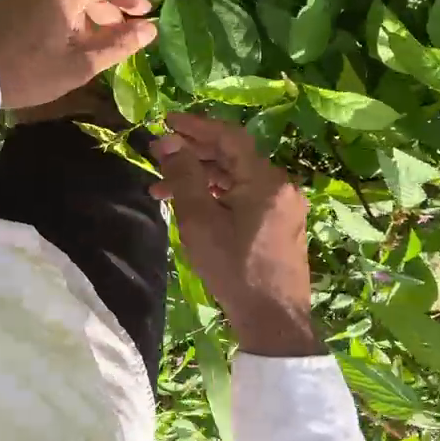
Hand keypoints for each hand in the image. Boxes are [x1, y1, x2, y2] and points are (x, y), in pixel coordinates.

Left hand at [0, 0, 155, 109]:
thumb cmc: (26, 72)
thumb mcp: (78, 66)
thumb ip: (117, 45)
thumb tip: (150, 29)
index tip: (145, 15)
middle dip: (108, 7)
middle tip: (121, 35)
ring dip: (85, 10)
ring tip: (94, 40)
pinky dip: (62, 9)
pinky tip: (65, 35)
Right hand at [151, 113, 322, 357]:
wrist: (273, 319)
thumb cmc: (233, 267)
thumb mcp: (199, 219)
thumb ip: (183, 175)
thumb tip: (166, 140)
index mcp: (266, 181)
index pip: (229, 137)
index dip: (196, 125)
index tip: (165, 121)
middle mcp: (281, 186)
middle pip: (233, 155)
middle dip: (192, 152)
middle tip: (157, 153)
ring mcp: (283, 206)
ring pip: (235, 176)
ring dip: (199, 175)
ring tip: (161, 187)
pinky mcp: (278, 223)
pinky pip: (244, 194)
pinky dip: (214, 192)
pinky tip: (189, 203)